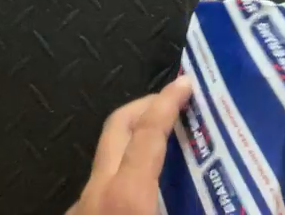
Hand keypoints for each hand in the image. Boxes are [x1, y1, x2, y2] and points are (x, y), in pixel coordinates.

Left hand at [67, 75, 193, 214]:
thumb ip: (202, 213)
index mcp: (127, 194)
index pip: (148, 131)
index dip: (168, 101)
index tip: (186, 82)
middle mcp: (97, 190)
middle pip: (117, 126)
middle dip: (146, 107)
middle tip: (174, 108)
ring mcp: (81, 203)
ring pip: (107, 157)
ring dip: (134, 142)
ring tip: (165, 149)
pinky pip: (102, 182)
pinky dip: (124, 172)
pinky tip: (144, 190)